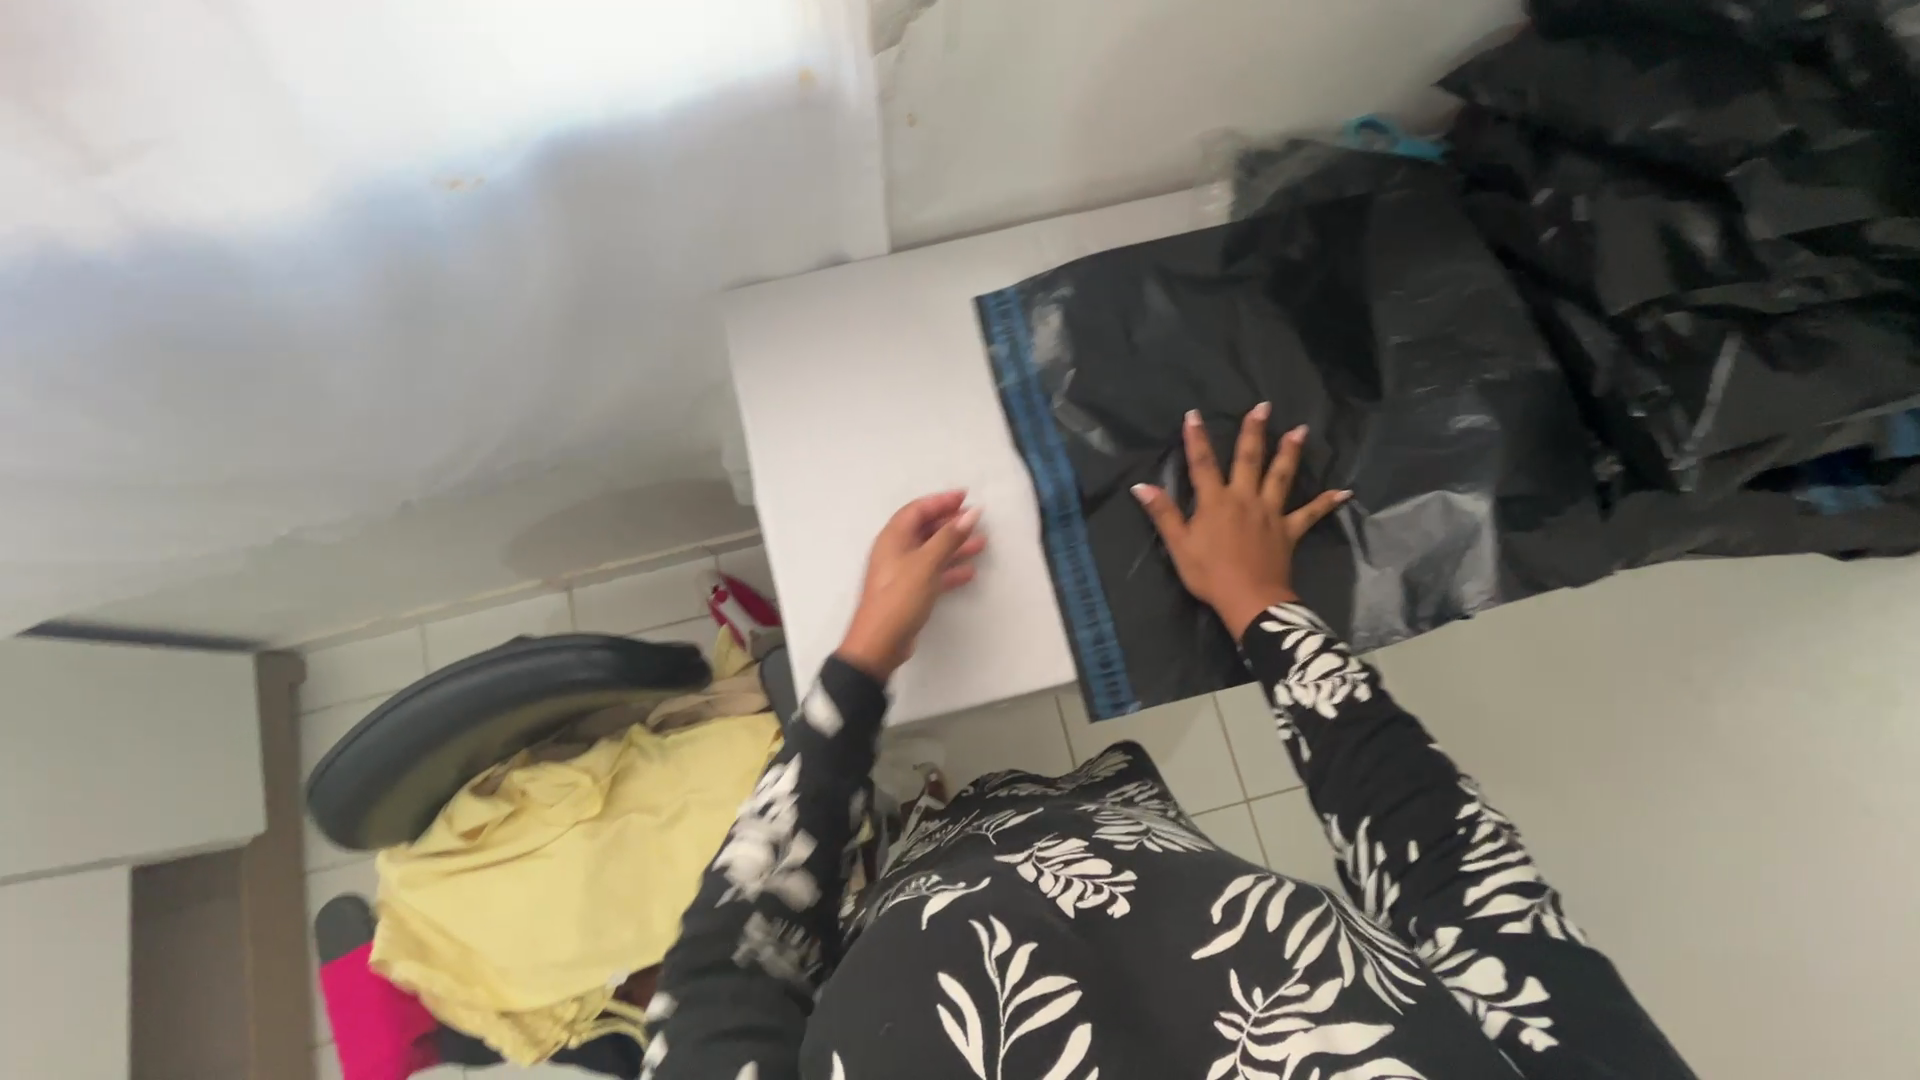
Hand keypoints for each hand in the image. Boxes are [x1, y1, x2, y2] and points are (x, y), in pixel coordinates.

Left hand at [836, 491, 987, 679]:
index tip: (965, 496)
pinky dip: (949, 570)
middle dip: (951, 523)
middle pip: (925, 529)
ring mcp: (902, 572)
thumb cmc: (900, 597)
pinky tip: (969, 572)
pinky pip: (932, 573)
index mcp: (893, 537)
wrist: (880, 642)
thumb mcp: (926, 563)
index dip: (941, 501)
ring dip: (955, 546)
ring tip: (981, 544)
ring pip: (932, 551)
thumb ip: (949, 537)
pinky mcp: (909, 592)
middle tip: (975, 519)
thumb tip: (971, 513)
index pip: (918, 510)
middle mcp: (896, 550)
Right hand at [1131, 404, 1348, 640]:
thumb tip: (1142, 486)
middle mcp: (1245, 499)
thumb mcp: (1179, 544)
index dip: (1197, 439)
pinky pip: (1310, 513)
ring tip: (1301, 431)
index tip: (1194, 415)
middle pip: (1249, 459)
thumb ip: (1163, 513)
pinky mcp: (1289, 530)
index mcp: (1215, 502)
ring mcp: (1270, 513)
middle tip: (1263, 407)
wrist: (1249, 599)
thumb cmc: (1209, 573)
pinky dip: (1327, 502)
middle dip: (1254, 432)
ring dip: (1290, 452)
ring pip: (1282, 476)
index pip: (1203, 464)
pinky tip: (1345, 492)